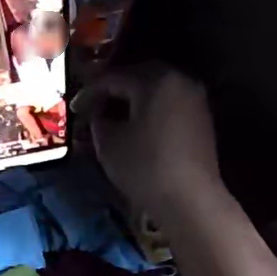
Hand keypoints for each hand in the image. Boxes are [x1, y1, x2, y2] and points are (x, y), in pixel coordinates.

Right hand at [73, 64, 221, 211]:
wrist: (190, 199)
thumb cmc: (144, 167)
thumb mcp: (109, 145)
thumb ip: (99, 122)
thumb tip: (98, 115)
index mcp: (155, 80)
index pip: (115, 77)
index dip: (91, 91)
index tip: (75, 107)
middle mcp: (179, 80)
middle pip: (139, 76)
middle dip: (114, 89)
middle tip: (94, 105)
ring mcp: (195, 99)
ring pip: (157, 90)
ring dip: (133, 99)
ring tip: (113, 116)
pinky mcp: (201, 119)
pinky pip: (169, 104)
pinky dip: (150, 110)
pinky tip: (137, 127)